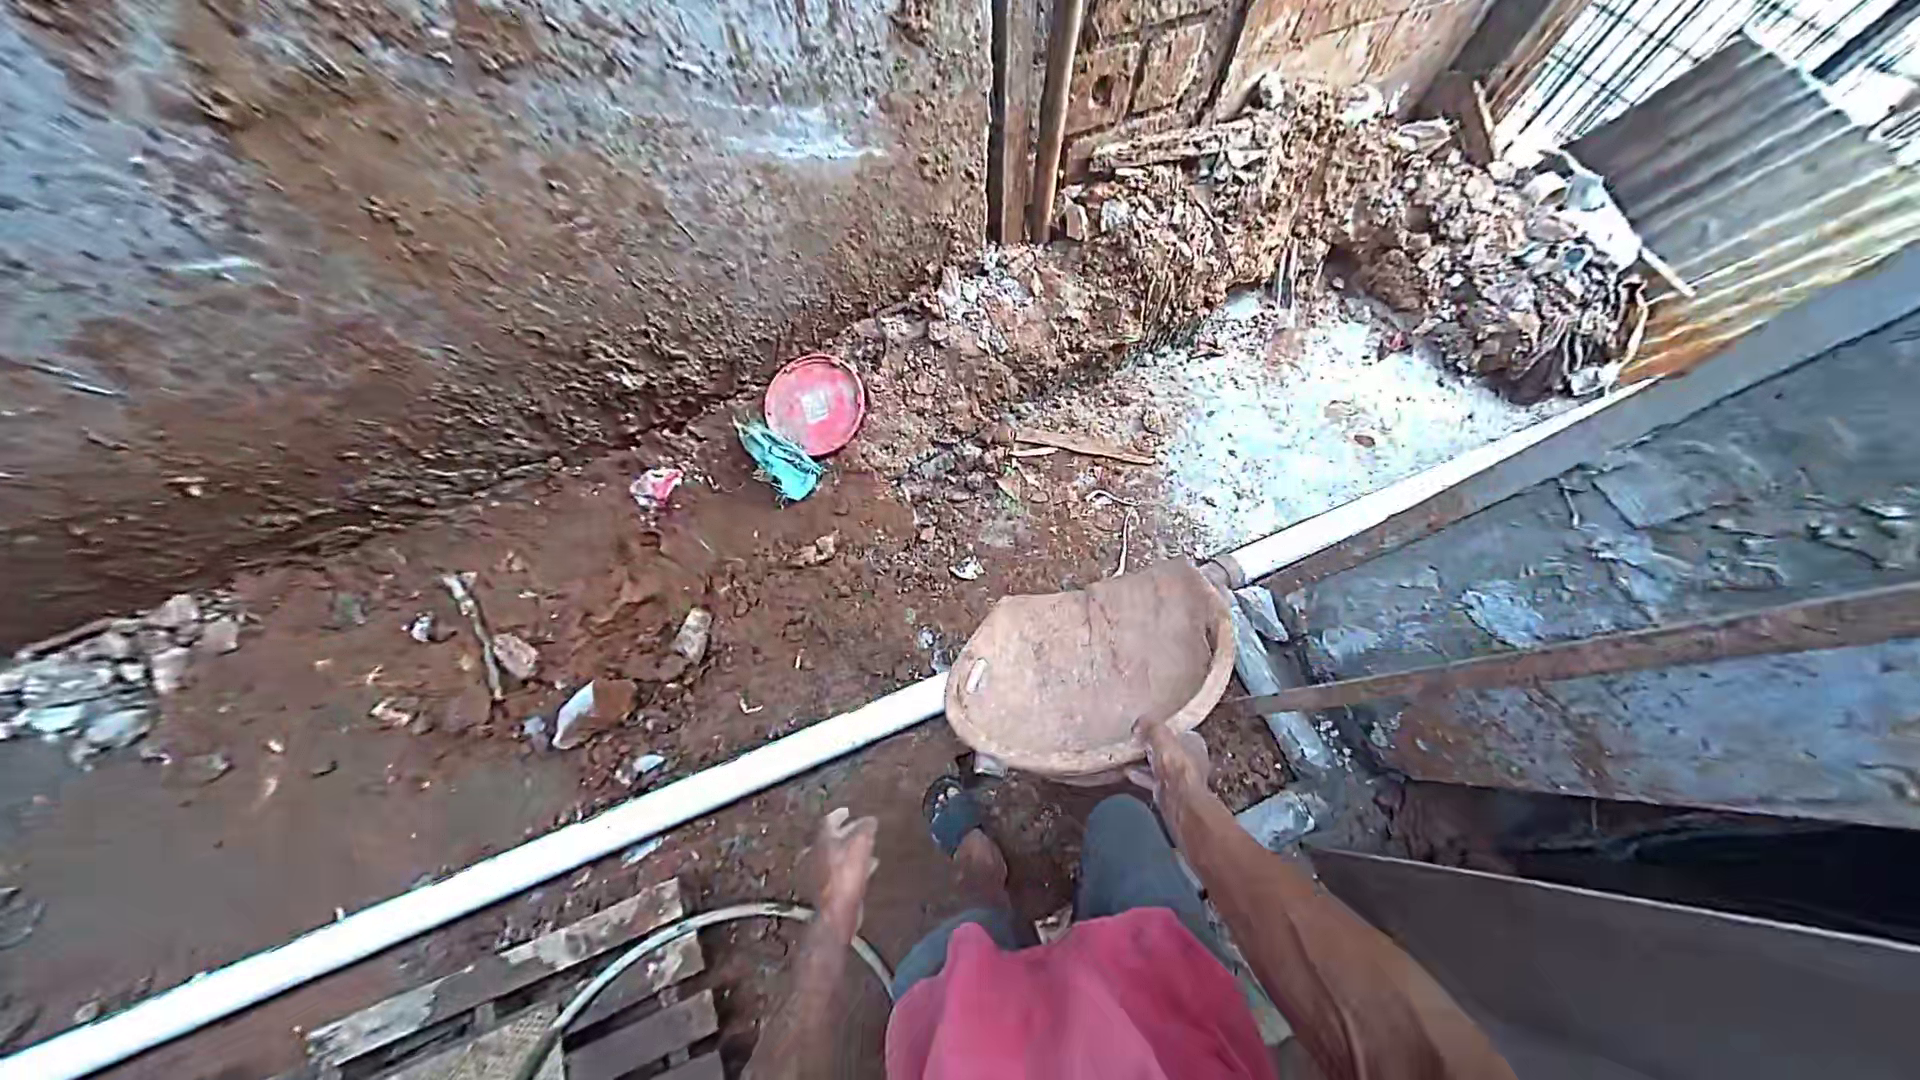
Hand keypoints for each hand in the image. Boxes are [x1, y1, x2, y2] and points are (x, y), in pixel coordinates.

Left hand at [804, 808, 878, 935]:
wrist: (837, 912)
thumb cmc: (847, 873)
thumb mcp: (861, 843)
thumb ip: (865, 828)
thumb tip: (870, 819)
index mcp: (823, 840)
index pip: (828, 821)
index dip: (838, 814)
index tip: (847, 811)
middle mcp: (817, 854)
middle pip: (831, 838)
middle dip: (844, 833)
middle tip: (858, 828)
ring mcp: (820, 873)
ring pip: (836, 855)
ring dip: (848, 850)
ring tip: (865, 847)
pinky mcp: (828, 889)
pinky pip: (841, 871)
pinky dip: (851, 866)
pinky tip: (866, 869)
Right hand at [1129, 717, 1210, 847]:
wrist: (1179, 800)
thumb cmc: (1175, 764)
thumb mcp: (1161, 736)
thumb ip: (1151, 725)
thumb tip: (1140, 720)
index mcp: (1194, 744)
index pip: (1178, 731)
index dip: (1163, 729)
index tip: (1146, 727)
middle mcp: (1190, 760)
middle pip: (1168, 749)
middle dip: (1152, 746)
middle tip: (1135, 740)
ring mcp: (1180, 779)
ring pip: (1160, 766)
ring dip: (1145, 761)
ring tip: (1127, 755)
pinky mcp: (1170, 792)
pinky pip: (1153, 780)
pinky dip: (1141, 776)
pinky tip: (1128, 772)